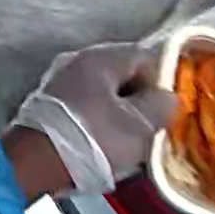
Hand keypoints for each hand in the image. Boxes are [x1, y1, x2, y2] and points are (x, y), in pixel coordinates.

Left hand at [10, 43, 171, 196]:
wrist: (39, 159)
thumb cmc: (93, 137)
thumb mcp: (138, 126)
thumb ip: (159, 106)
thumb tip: (168, 95)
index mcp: (97, 58)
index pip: (141, 54)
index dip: (163, 76)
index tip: (176, 102)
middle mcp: (75, 60)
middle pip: (120, 70)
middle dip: (141, 94)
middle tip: (159, 122)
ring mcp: (59, 78)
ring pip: (103, 87)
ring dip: (121, 107)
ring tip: (137, 134)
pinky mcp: (50, 99)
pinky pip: (86, 100)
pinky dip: (101, 114)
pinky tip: (110, 137)